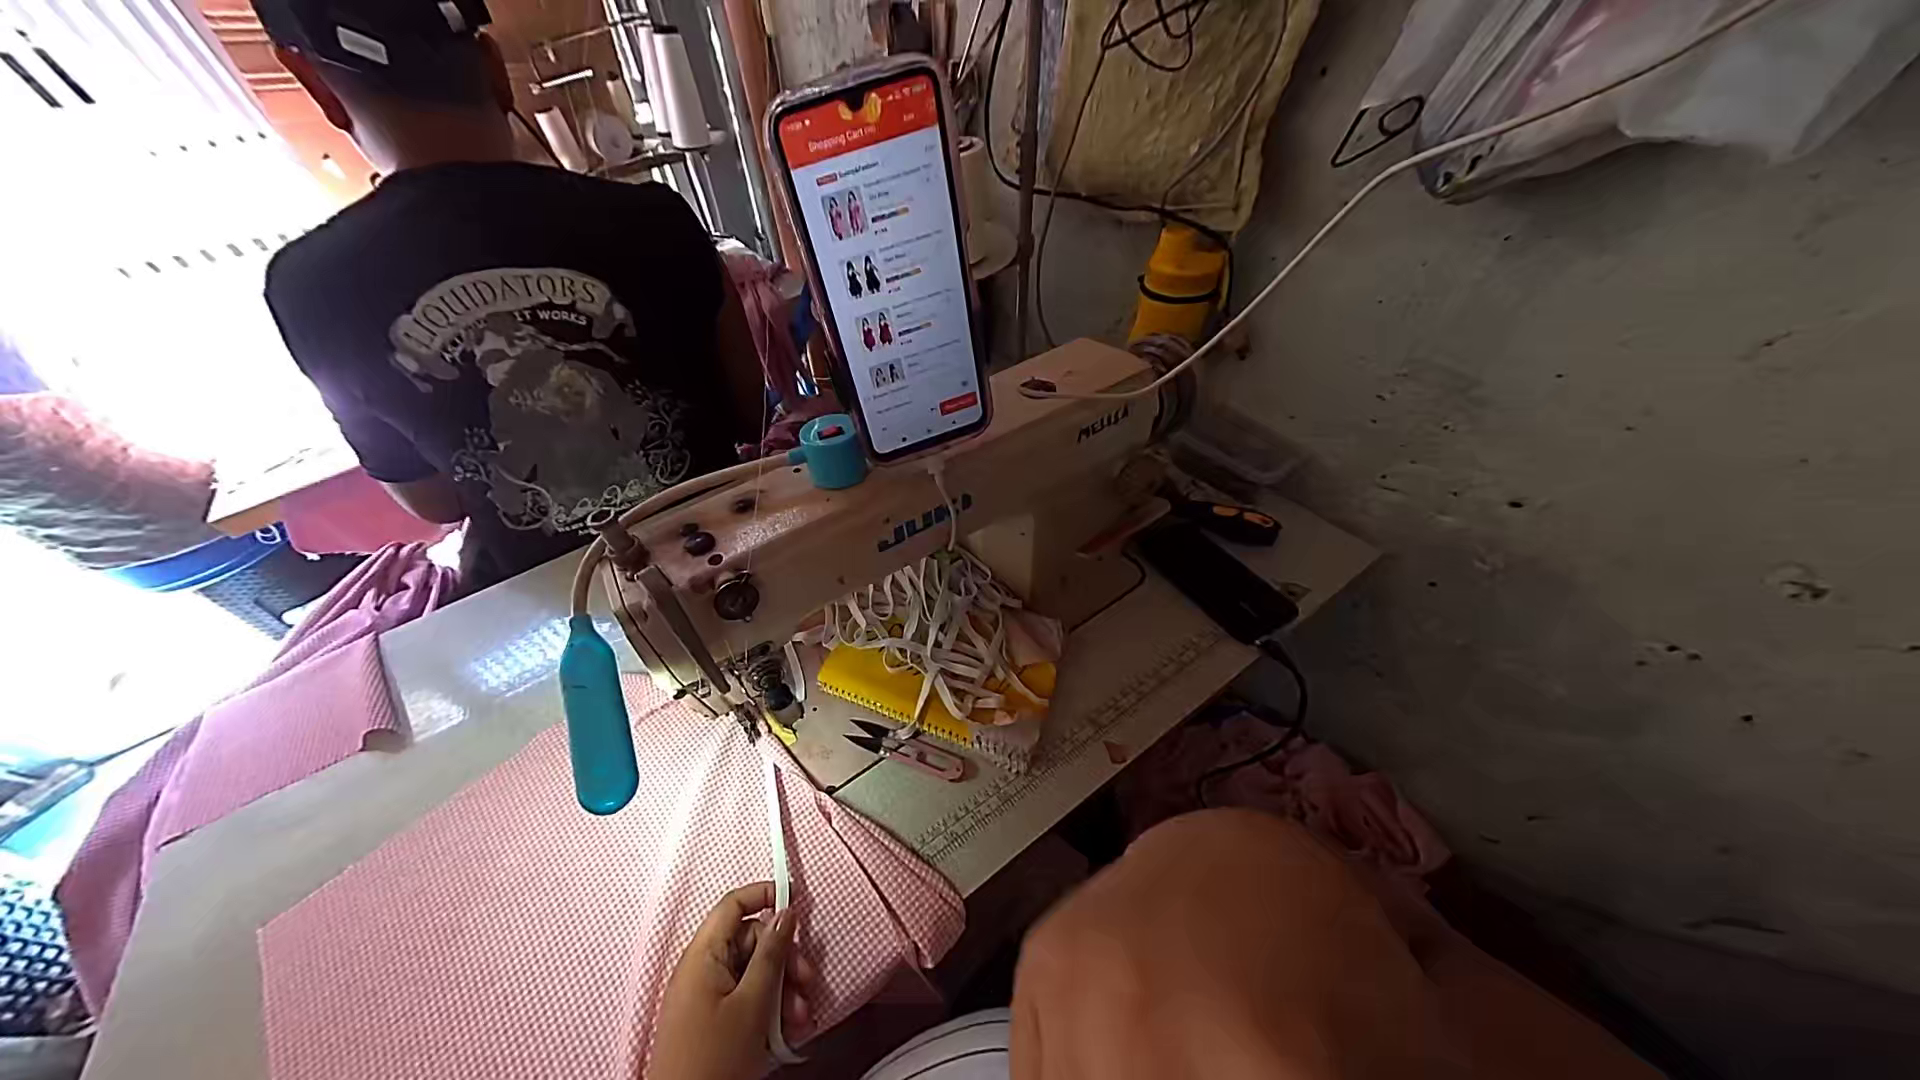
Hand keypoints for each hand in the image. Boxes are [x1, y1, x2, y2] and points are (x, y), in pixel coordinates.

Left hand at [649, 883, 817, 1079]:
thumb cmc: (714, 1062)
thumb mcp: (753, 1003)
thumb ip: (771, 954)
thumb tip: (785, 913)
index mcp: (703, 956)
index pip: (733, 905)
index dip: (764, 895)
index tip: (795, 899)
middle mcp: (701, 970)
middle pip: (751, 940)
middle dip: (784, 958)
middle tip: (806, 981)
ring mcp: (705, 996)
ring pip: (753, 971)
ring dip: (782, 988)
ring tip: (800, 1018)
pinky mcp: (711, 1021)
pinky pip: (746, 997)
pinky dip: (770, 1007)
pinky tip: (788, 1030)